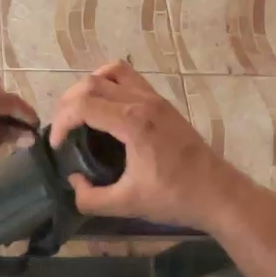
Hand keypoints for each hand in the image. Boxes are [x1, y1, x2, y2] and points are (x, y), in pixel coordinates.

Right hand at [49, 61, 253, 233]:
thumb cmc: (176, 197)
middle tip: (63, 130)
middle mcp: (141, 101)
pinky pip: (128, 76)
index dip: (61, 122)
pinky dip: (109, 82)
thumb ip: (92, 198)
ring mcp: (154, 98)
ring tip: (81, 112)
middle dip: (68, 103)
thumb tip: (73, 182)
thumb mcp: (129, 204)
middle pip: (91, 83)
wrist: (219, 193)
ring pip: (111, 72)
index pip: (83, 105)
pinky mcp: (162, 102)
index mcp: (132, 122)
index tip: (56, 145)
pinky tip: (105, 107)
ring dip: (88, 87)